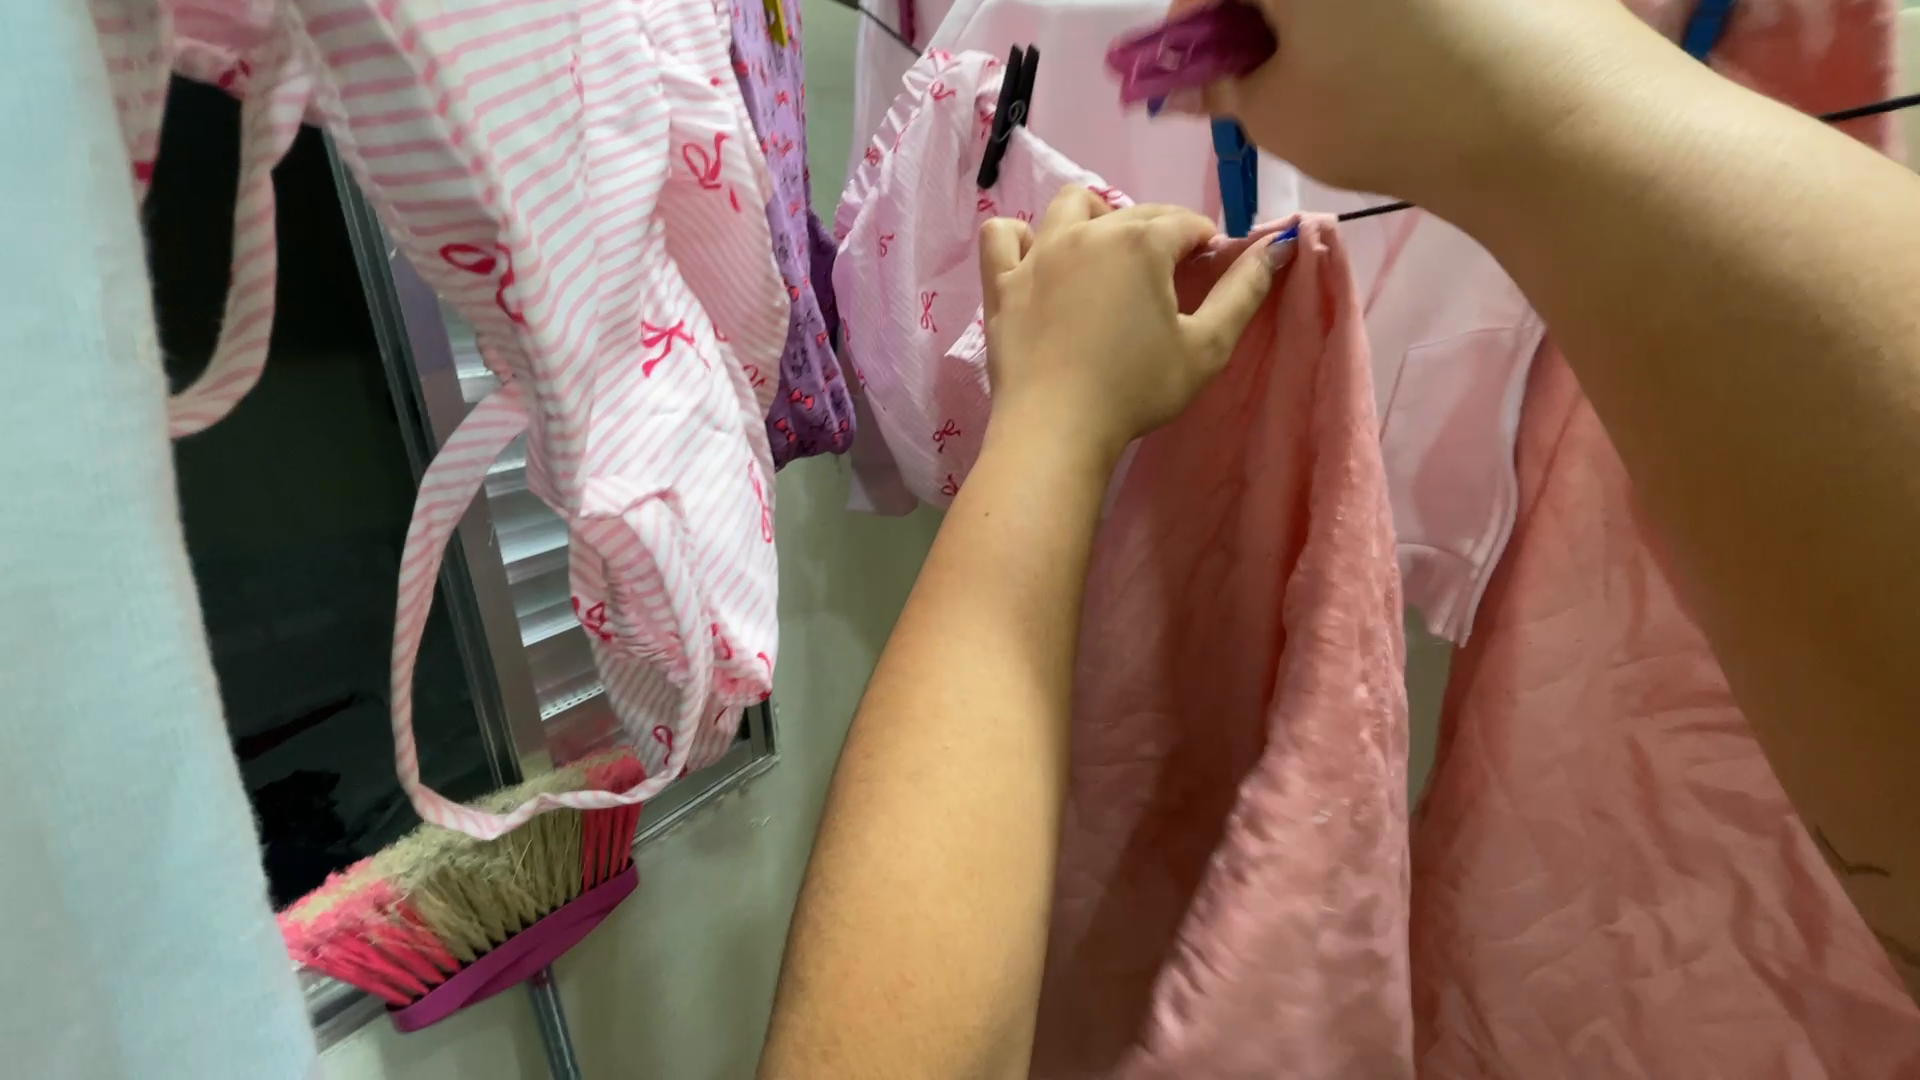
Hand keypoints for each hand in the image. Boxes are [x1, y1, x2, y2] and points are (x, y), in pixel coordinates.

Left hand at [978, 186, 1280, 456]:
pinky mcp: (1001, 284)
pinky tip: (1036, 260)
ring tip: (1104, 253)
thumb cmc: (1136, 391)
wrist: (1056, 429)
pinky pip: (1001, 236)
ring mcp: (1038, 256)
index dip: (1202, 245)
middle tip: (1162, 281)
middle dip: (1158, 234)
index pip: (1185, 223)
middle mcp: (1087, 233)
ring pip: (1069, 206)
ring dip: (1094, 216)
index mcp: (1141, 243)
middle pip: (1133, 213)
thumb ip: (1244, 293)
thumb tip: (1277, 245)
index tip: (1204, 273)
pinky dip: (1019, 239)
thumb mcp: (1206, 348)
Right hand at [1173, 0, 1672, 205]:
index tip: (1187, 73)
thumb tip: (1185, 83)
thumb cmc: (1380, 113)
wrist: (1541, 112)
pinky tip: (1372, 45)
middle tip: (1249, 72)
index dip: (1186, 27)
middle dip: (1245, 16)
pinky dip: (1355, 9)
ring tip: (1315, 63)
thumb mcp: (1276, 111)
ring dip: (1299, 13)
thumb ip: (1220, 87)